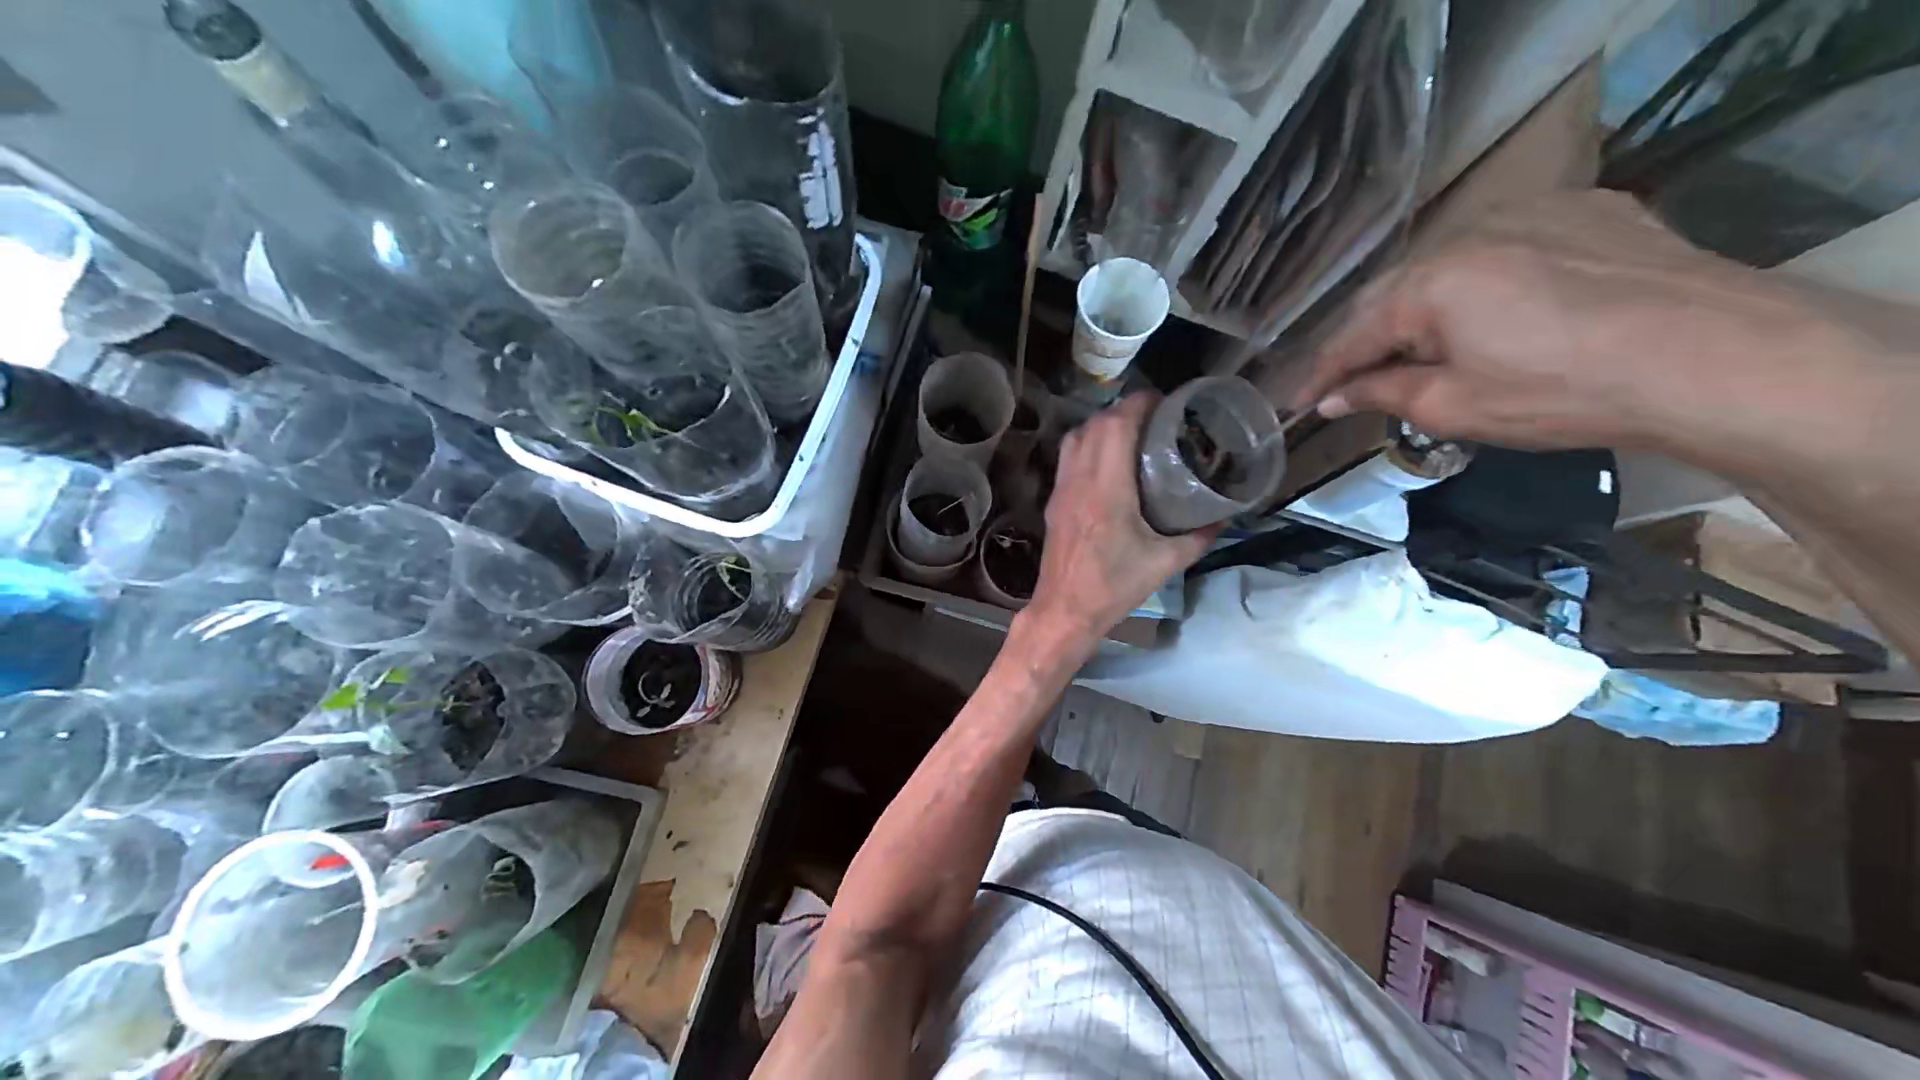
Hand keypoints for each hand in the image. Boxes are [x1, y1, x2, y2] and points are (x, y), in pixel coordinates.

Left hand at [1023, 393, 1216, 651]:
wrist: (1065, 610)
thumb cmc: (1114, 587)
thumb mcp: (1165, 563)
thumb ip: (1198, 537)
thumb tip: (1223, 516)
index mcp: (1107, 489)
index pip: (1117, 426)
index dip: (1139, 404)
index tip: (1164, 402)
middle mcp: (1079, 480)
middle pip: (1096, 424)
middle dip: (1124, 410)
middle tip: (1154, 417)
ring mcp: (1061, 489)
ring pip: (1075, 437)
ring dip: (1102, 425)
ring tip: (1131, 433)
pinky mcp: (1053, 501)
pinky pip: (1067, 457)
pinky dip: (1087, 444)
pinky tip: (1108, 460)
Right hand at [1291, 190, 1868, 458]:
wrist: (1714, 354)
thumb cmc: (1561, 390)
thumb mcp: (1455, 407)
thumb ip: (1382, 394)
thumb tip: (1332, 398)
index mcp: (1427, 285)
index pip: (1350, 336)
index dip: (1320, 374)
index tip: (1297, 403)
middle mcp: (1466, 235)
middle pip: (1391, 293)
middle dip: (1366, 337)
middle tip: (1353, 377)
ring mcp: (1530, 213)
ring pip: (1445, 264)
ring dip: (1421, 305)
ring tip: (1419, 342)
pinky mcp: (1586, 209)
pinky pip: (1506, 244)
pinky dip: (1482, 277)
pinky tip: (1496, 306)